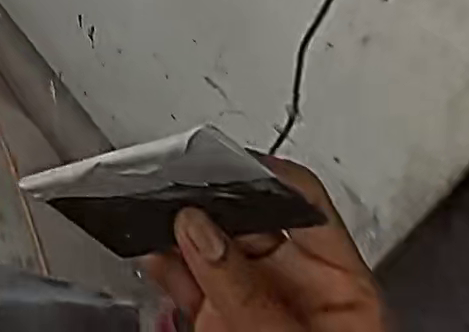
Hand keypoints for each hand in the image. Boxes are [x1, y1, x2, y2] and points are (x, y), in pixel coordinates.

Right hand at [140, 157, 387, 331]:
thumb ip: (247, 292)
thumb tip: (195, 224)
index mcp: (336, 284)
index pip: (300, 201)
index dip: (259, 170)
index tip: (210, 154)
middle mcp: (289, 281)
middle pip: (239, 211)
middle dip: (197, 190)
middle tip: (157, 175)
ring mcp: (245, 296)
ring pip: (200, 235)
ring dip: (165, 216)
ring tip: (134, 196)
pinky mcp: (210, 314)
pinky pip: (176, 269)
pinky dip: (150, 249)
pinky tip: (133, 235)